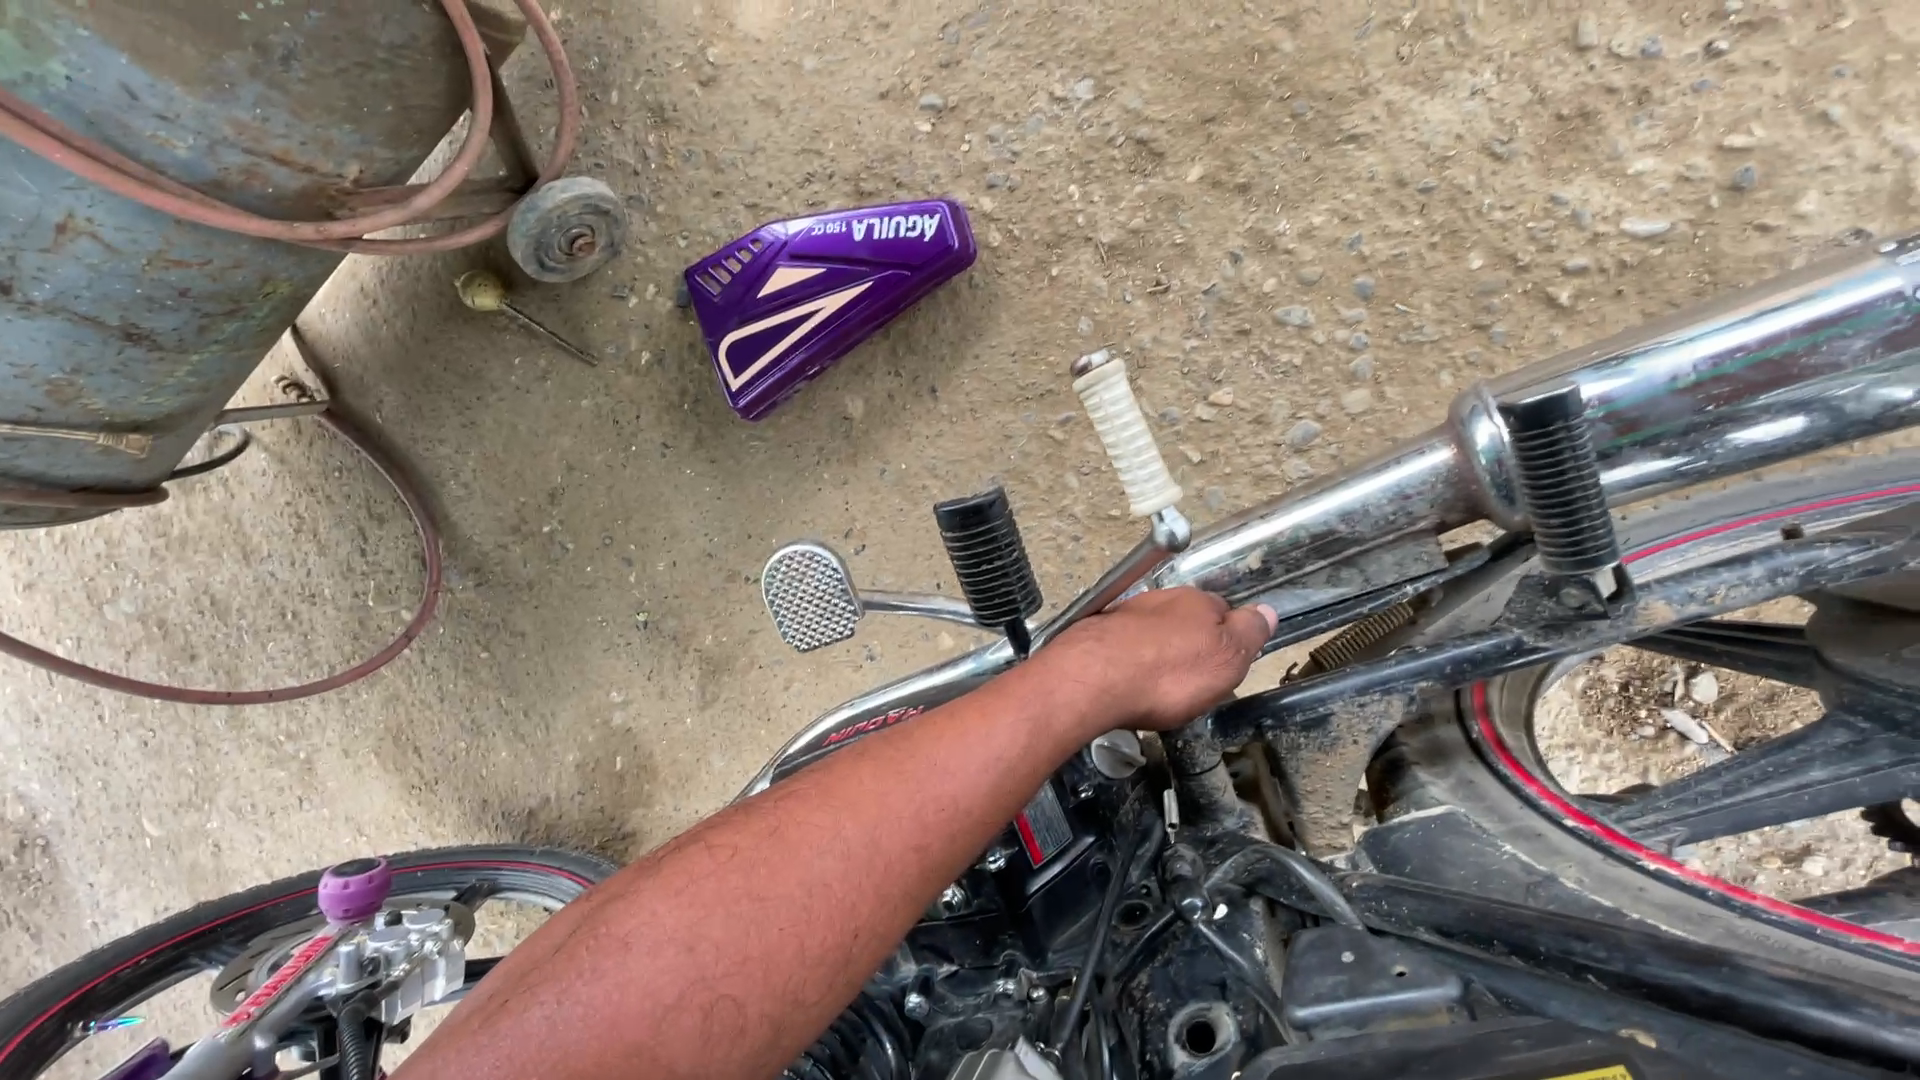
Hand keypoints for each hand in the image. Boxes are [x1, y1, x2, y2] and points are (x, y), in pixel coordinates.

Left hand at [1043, 587, 1276, 732]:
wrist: (1093, 679)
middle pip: (1185, 620)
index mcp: (1197, 602)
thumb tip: (1267, 611)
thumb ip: (1248, 634)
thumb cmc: (1167, 674)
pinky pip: (1123, 647)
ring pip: (1153, 632)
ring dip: (1158, 653)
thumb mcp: (1226, 659)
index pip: (1225, 611)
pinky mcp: (1096, 634)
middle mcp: (1161, 599)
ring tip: (1159, 687)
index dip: (1227, 639)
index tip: (1224, 665)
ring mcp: (1125, 614)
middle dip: (1190, 646)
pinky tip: (1128, 682)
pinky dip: (1129, 661)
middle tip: (1191, 681)